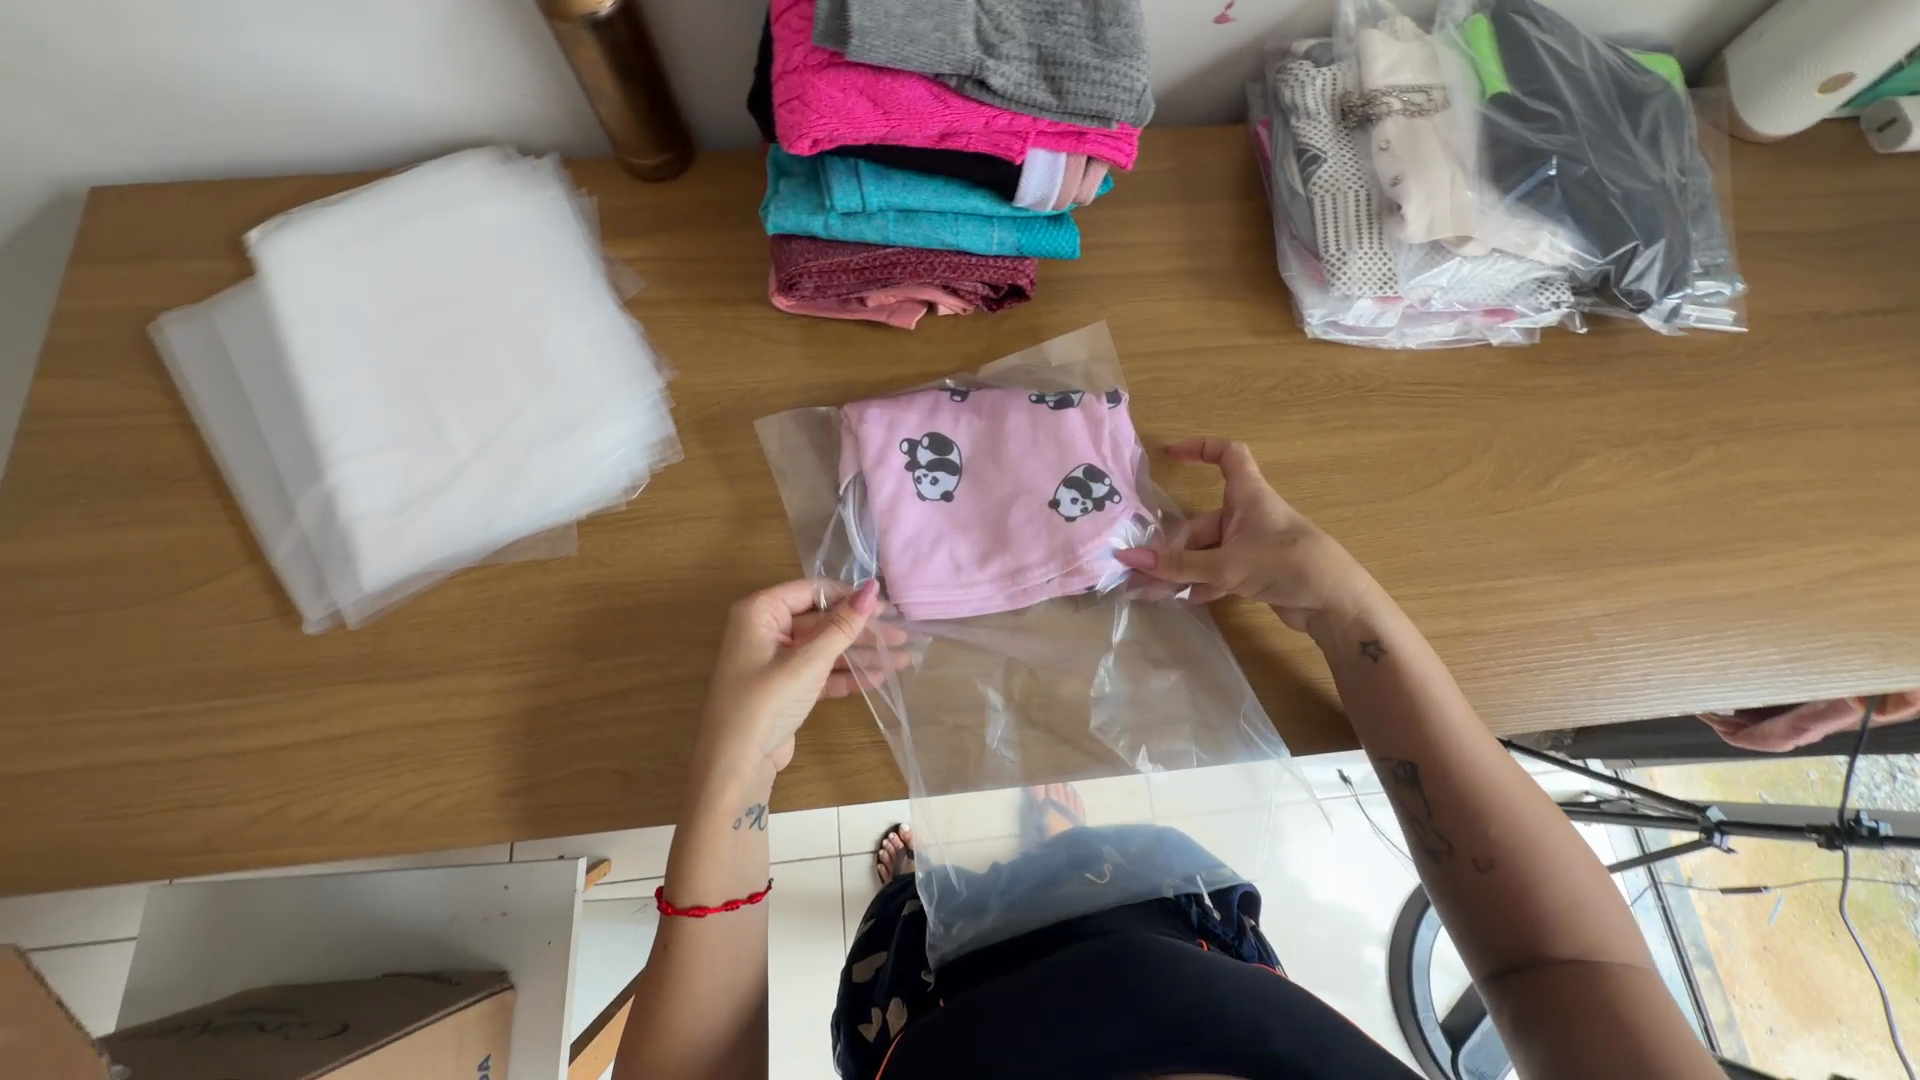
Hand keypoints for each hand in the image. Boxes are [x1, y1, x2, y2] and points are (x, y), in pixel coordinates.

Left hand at [697, 579, 905, 776]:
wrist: (735, 766)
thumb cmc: (766, 703)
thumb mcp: (807, 662)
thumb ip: (842, 625)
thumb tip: (872, 588)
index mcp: (760, 612)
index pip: (811, 591)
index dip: (848, 596)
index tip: (885, 606)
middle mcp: (765, 630)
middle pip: (820, 620)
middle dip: (859, 629)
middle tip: (900, 634)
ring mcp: (775, 661)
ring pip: (823, 648)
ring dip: (859, 654)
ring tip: (900, 658)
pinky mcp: (785, 688)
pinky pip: (820, 672)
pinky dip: (845, 675)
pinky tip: (877, 678)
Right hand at [1114, 437, 1375, 633]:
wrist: (1335, 604)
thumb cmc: (1286, 565)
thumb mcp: (1226, 564)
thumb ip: (1176, 564)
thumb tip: (1127, 558)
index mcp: (1248, 495)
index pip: (1227, 455)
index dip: (1200, 449)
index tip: (1169, 454)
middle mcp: (1248, 515)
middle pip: (1199, 523)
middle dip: (1171, 549)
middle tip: (1141, 573)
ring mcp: (1252, 546)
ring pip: (1205, 553)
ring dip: (1179, 572)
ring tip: (1150, 593)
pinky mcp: (1256, 572)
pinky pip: (1217, 572)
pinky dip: (1199, 583)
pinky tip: (1179, 600)